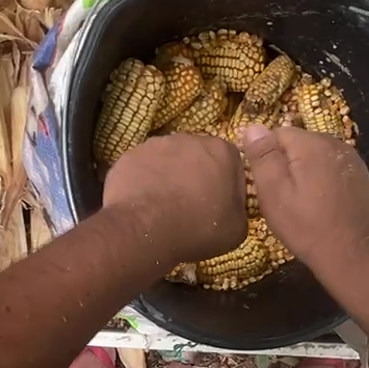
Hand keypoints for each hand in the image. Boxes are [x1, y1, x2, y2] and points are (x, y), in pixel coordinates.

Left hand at [100, 133, 246, 265]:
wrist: (146, 229)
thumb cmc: (199, 228)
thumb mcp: (236, 229)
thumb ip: (239, 209)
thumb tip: (231, 206)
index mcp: (223, 151)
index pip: (231, 164)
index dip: (226, 185)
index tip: (219, 205)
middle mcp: (190, 138)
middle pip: (197, 157)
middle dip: (195, 176)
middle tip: (190, 205)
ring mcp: (156, 144)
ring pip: (167, 160)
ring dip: (168, 177)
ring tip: (163, 206)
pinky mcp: (129, 155)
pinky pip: (142, 168)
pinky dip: (144, 182)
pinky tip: (143, 204)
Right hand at [239, 126, 368, 276]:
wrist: (353, 255)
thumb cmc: (307, 227)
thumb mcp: (274, 194)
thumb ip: (263, 157)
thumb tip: (252, 126)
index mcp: (311, 144)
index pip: (277, 133)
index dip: (265, 156)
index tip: (264, 183)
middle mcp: (335, 143)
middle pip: (299, 143)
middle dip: (286, 164)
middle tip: (281, 197)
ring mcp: (352, 160)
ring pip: (316, 157)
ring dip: (305, 173)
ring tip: (300, 203)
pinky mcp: (361, 178)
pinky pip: (332, 170)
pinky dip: (322, 182)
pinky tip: (320, 205)